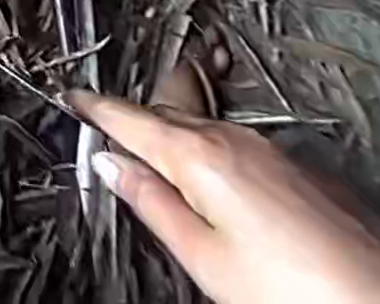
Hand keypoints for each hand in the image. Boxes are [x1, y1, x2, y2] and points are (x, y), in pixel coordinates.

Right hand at [71, 91, 379, 303]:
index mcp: (197, 154)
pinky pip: (240, 144)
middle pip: (165, 115)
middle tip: (105, 125)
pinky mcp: (310, 171)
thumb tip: (107, 163)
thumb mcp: (207, 262)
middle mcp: (232, 137)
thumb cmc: (298, 297)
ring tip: (157, 151)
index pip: (128, 118)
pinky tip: (221, 181)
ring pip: (204, 126)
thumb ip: (152, 204)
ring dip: (174, 132)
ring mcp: (275, 150)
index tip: (69, 97)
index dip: (94, 107)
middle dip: (133, 117)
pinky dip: (213, 150)